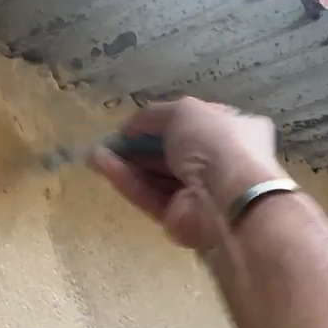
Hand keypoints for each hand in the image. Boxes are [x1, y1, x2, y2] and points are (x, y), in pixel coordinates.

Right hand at [89, 98, 287, 251]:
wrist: (227, 198)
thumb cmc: (215, 143)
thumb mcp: (184, 111)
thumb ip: (153, 115)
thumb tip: (128, 126)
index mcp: (233, 129)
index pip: (194, 122)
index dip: (162, 121)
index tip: (133, 123)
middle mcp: (217, 159)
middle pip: (170, 150)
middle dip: (138, 145)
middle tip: (108, 141)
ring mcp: (197, 190)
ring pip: (155, 174)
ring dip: (125, 162)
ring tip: (95, 154)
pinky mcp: (176, 215)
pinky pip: (147, 194)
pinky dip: (125, 180)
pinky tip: (101, 166)